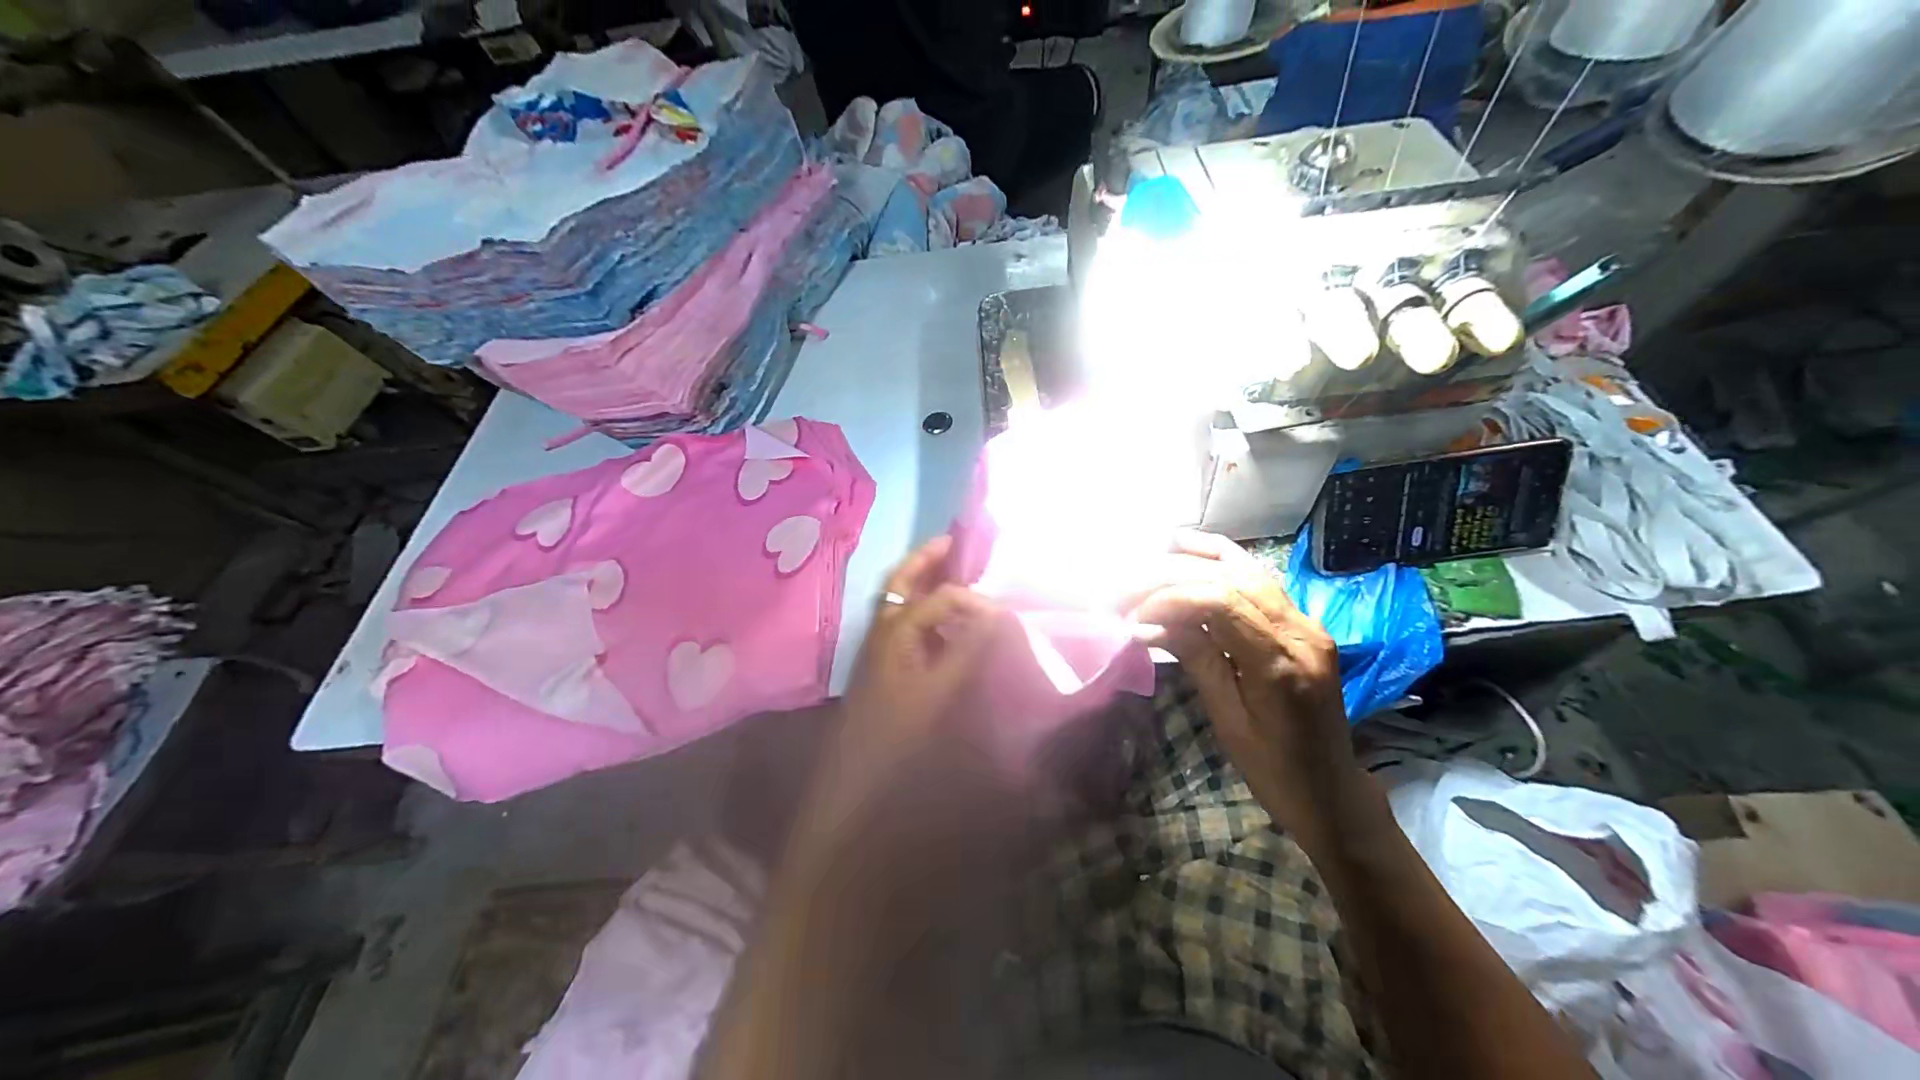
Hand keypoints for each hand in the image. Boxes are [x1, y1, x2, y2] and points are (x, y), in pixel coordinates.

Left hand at [837, 535, 999, 775]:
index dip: (973, 600)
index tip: (1002, 615)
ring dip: (922, 579)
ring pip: (900, 597)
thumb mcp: (941, 688)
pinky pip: (903, 618)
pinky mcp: (883, 657)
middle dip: (927, 558)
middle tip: (952, 541)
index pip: (941, 597)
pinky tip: (943, 618)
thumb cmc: (901, 726)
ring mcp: (880, 641)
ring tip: (950, 568)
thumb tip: (998, 616)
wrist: (859, 764)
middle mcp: (884, 626)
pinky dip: (921, 606)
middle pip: (903, 580)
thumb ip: (970, 649)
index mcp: (898, 628)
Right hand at [1129, 529, 1356, 839]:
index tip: (1134, 615)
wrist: (1331, 791)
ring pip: (1253, 572)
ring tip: (1163, 546)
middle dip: (1177, 576)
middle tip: (1132, 587)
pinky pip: (1265, 584)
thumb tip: (1147, 625)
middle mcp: (1301, 633)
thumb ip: (1197, 660)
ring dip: (1204, 558)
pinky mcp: (1306, 627)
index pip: (1220, 603)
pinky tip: (1203, 553)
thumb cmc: (1274, 770)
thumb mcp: (1228, 720)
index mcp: (1280, 664)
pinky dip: (1230, 565)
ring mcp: (1309, 626)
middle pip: (1234, 579)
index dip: (1171, 598)